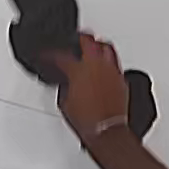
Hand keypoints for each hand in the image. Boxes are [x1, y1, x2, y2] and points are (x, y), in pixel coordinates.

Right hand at [50, 32, 129, 147]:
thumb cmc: (87, 120)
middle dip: (78, 38)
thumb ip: (65, 86)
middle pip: (88, 40)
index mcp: (78, 70)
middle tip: (74, 39)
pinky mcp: (121, 78)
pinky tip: (105, 64)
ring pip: (106, 46)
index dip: (50, 54)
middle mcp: (96, 66)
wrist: (106, 131)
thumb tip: (67, 82)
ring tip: (92, 45)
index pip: (61, 55)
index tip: (47, 55)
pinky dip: (108, 60)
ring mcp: (111, 70)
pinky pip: (115, 62)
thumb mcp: (65, 102)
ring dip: (97, 44)